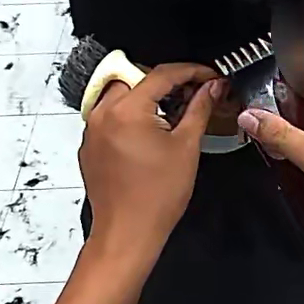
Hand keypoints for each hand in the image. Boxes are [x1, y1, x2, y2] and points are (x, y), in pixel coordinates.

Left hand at [80, 64, 219, 255]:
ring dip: (148, 95)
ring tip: (175, 110)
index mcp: (127, 111)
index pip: (161, 74)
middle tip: (194, 92)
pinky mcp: (90, 145)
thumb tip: (213, 87)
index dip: (191, 71)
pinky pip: (110, 114)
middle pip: (135, 76)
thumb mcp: (187, 146)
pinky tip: (154, 130)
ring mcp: (92, 130)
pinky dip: (132, 113)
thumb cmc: (157, 196)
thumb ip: (200, 108)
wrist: (128, 232)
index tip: (210, 76)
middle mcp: (102, 114)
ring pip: (120, 93)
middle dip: (166, 80)